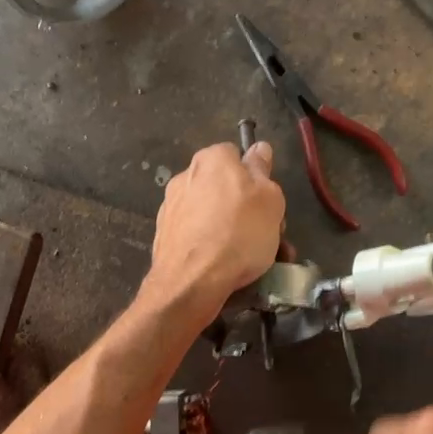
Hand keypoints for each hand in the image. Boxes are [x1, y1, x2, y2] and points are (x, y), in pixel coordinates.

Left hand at [144, 142, 284, 323]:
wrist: (192, 282)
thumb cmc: (238, 234)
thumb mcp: (269, 198)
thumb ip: (263, 170)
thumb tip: (258, 150)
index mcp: (211, 159)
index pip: (237, 157)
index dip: (256, 180)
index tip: (268, 206)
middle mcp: (185, 178)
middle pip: (224, 190)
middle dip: (246, 212)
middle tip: (266, 238)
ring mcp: (170, 210)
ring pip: (211, 217)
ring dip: (230, 233)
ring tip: (250, 262)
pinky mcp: (163, 239)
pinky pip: (196, 239)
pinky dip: (210, 249)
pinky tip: (224, 269)